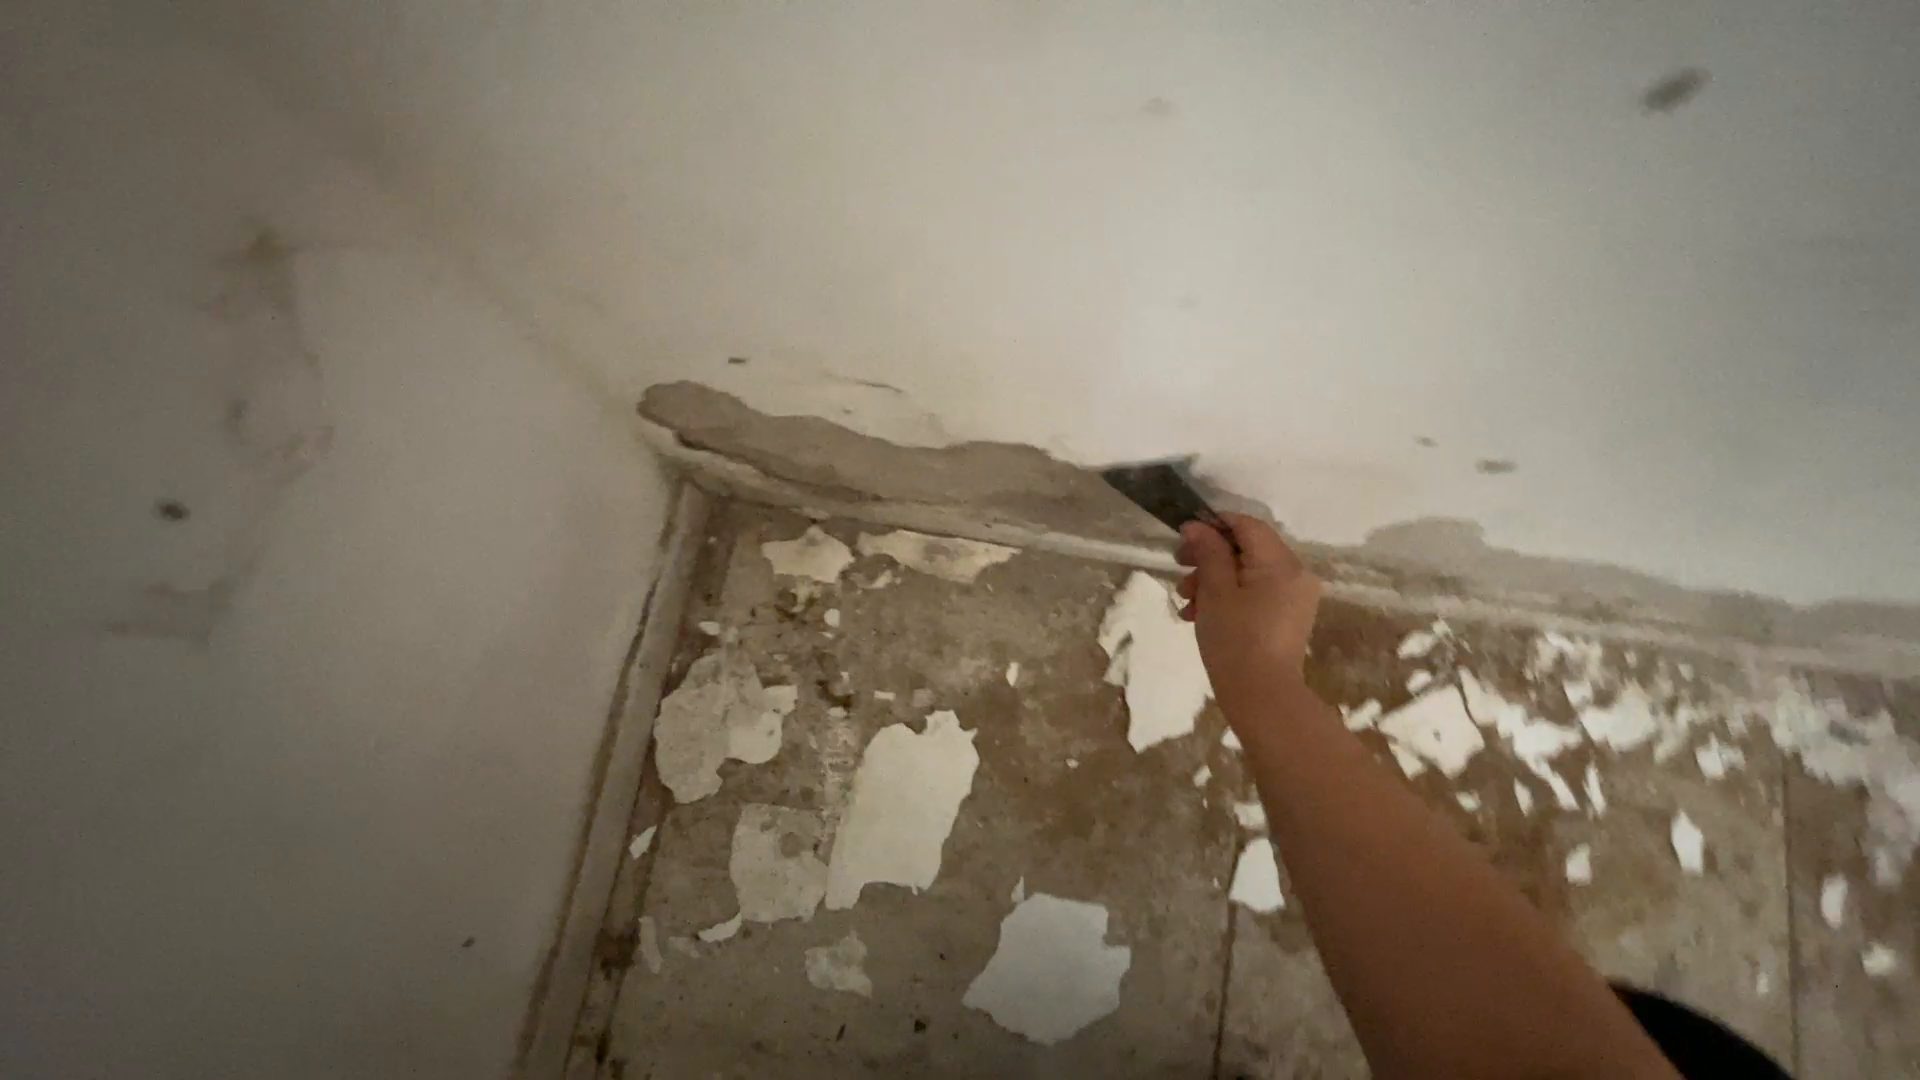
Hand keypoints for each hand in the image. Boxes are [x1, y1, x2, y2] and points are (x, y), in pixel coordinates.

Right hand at [1177, 514, 1321, 701]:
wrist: (1261, 696)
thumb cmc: (1235, 639)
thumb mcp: (1215, 591)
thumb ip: (1208, 552)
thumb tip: (1197, 526)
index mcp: (1281, 563)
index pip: (1248, 525)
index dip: (1214, 525)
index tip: (1183, 537)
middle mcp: (1295, 574)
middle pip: (1247, 549)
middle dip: (1209, 557)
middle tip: (1179, 569)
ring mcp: (1294, 597)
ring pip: (1247, 573)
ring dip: (1213, 580)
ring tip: (1186, 603)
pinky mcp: (1287, 617)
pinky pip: (1256, 593)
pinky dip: (1228, 597)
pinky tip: (1200, 615)